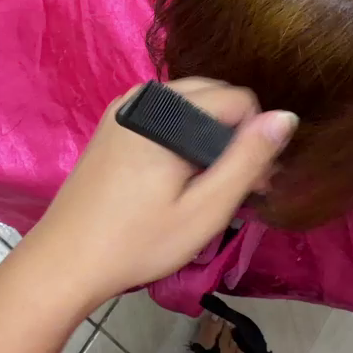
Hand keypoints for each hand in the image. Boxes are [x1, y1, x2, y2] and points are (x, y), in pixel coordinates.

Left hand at [17, 78, 296, 312]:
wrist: (65, 258)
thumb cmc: (139, 241)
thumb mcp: (204, 210)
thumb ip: (247, 159)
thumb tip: (286, 116)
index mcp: (168, 113)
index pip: (239, 99)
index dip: (256, 139)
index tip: (253, 185)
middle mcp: (145, 97)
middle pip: (214, 93)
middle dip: (233, 132)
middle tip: (232, 189)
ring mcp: (124, 105)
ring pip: (189, 100)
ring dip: (208, 132)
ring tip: (207, 184)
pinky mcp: (113, 119)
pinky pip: (163, 110)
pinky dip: (181, 131)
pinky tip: (177, 172)